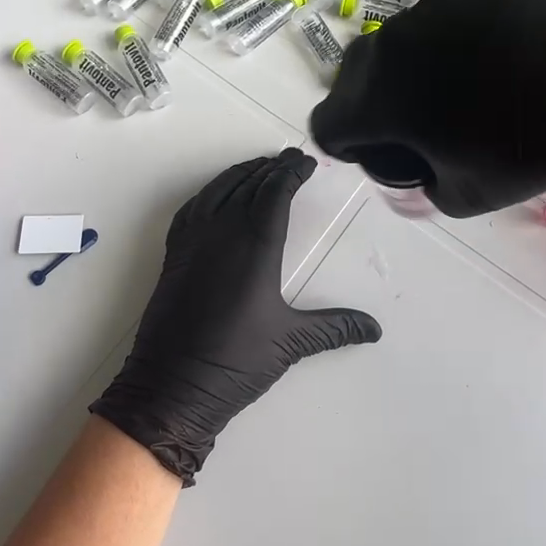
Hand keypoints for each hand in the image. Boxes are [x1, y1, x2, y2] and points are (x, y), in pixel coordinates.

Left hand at [90, 149, 381, 484]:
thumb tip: (374, 328)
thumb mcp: (291, 343)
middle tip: (290, 159)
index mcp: (254, 247)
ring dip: (240, 174)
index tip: (306, 162)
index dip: (291, 174)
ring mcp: (193, 243)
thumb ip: (334, 327)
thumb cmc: (234, 363)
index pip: (274, 194)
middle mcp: (221, 234)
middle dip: (270, 168)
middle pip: (248, 186)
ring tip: (259, 167)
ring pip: (217, 191)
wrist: (171, 387)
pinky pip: (192, 209)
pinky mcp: (174, 256)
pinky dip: (209, 192)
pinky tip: (217, 194)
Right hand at [310, 0, 545, 217]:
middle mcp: (392, 46)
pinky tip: (498, 57)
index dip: (343, 142)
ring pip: (403, 40)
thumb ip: (424, 186)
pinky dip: (457, 39)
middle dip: (370, 98)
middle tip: (410, 120)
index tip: (368, 150)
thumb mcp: (466, 195)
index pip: (328, 122)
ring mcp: (433, 8)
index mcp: (377, 99)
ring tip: (463, 85)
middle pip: (356, 73)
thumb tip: (421, 174)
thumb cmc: (524, 150)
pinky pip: (448, 17)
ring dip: (415, 65)